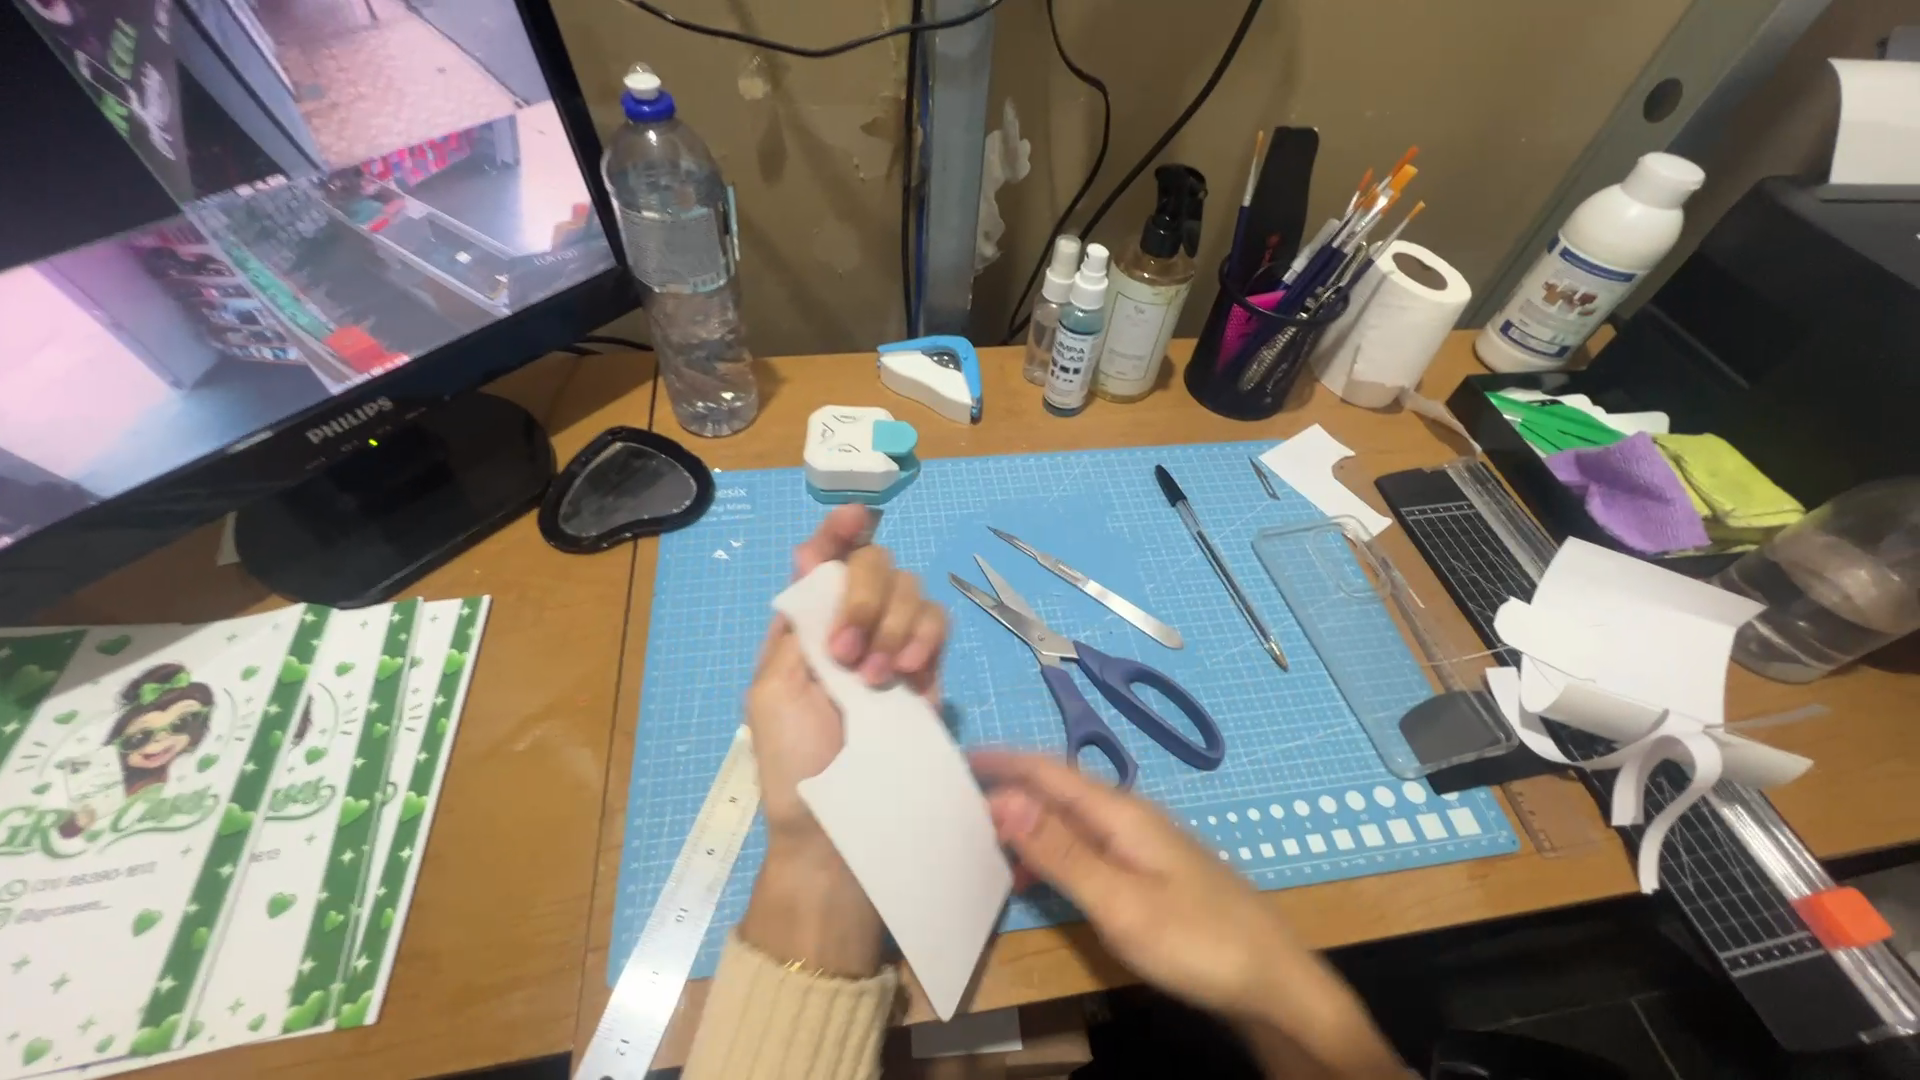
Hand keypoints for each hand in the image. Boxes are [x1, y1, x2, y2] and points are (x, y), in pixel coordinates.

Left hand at [747, 504, 949, 843]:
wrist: (841, 825)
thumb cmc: (794, 762)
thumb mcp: (772, 690)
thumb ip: (798, 624)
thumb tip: (813, 559)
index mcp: (807, 625)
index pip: (826, 561)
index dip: (840, 532)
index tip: (857, 516)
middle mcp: (854, 624)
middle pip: (877, 564)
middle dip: (866, 597)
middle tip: (845, 654)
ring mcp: (894, 645)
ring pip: (913, 590)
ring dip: (894, 621)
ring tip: (876, 677)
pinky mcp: (928, 672)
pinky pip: (939, 626)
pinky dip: (925, 636)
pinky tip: (908, 673)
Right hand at [975, 751, 1402, 1077]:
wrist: (1274, 980)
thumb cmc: (1195, 939)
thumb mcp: (1119, 900)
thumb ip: (1060, 850)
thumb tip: (1003, 797)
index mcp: (1120, 811)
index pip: (1049, 769)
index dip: (1003, 760)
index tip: (958, 756)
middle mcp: (1129, 814)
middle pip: (1059, 787)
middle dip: (1010, 785)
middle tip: (960, 800)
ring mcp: (1142, 840)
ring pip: (1072, 815)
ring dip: (1029, 820)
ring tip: (987, 841)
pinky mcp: (1149, 866)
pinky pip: (1087, 841)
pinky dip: (1053, 848)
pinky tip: (1040, 876)